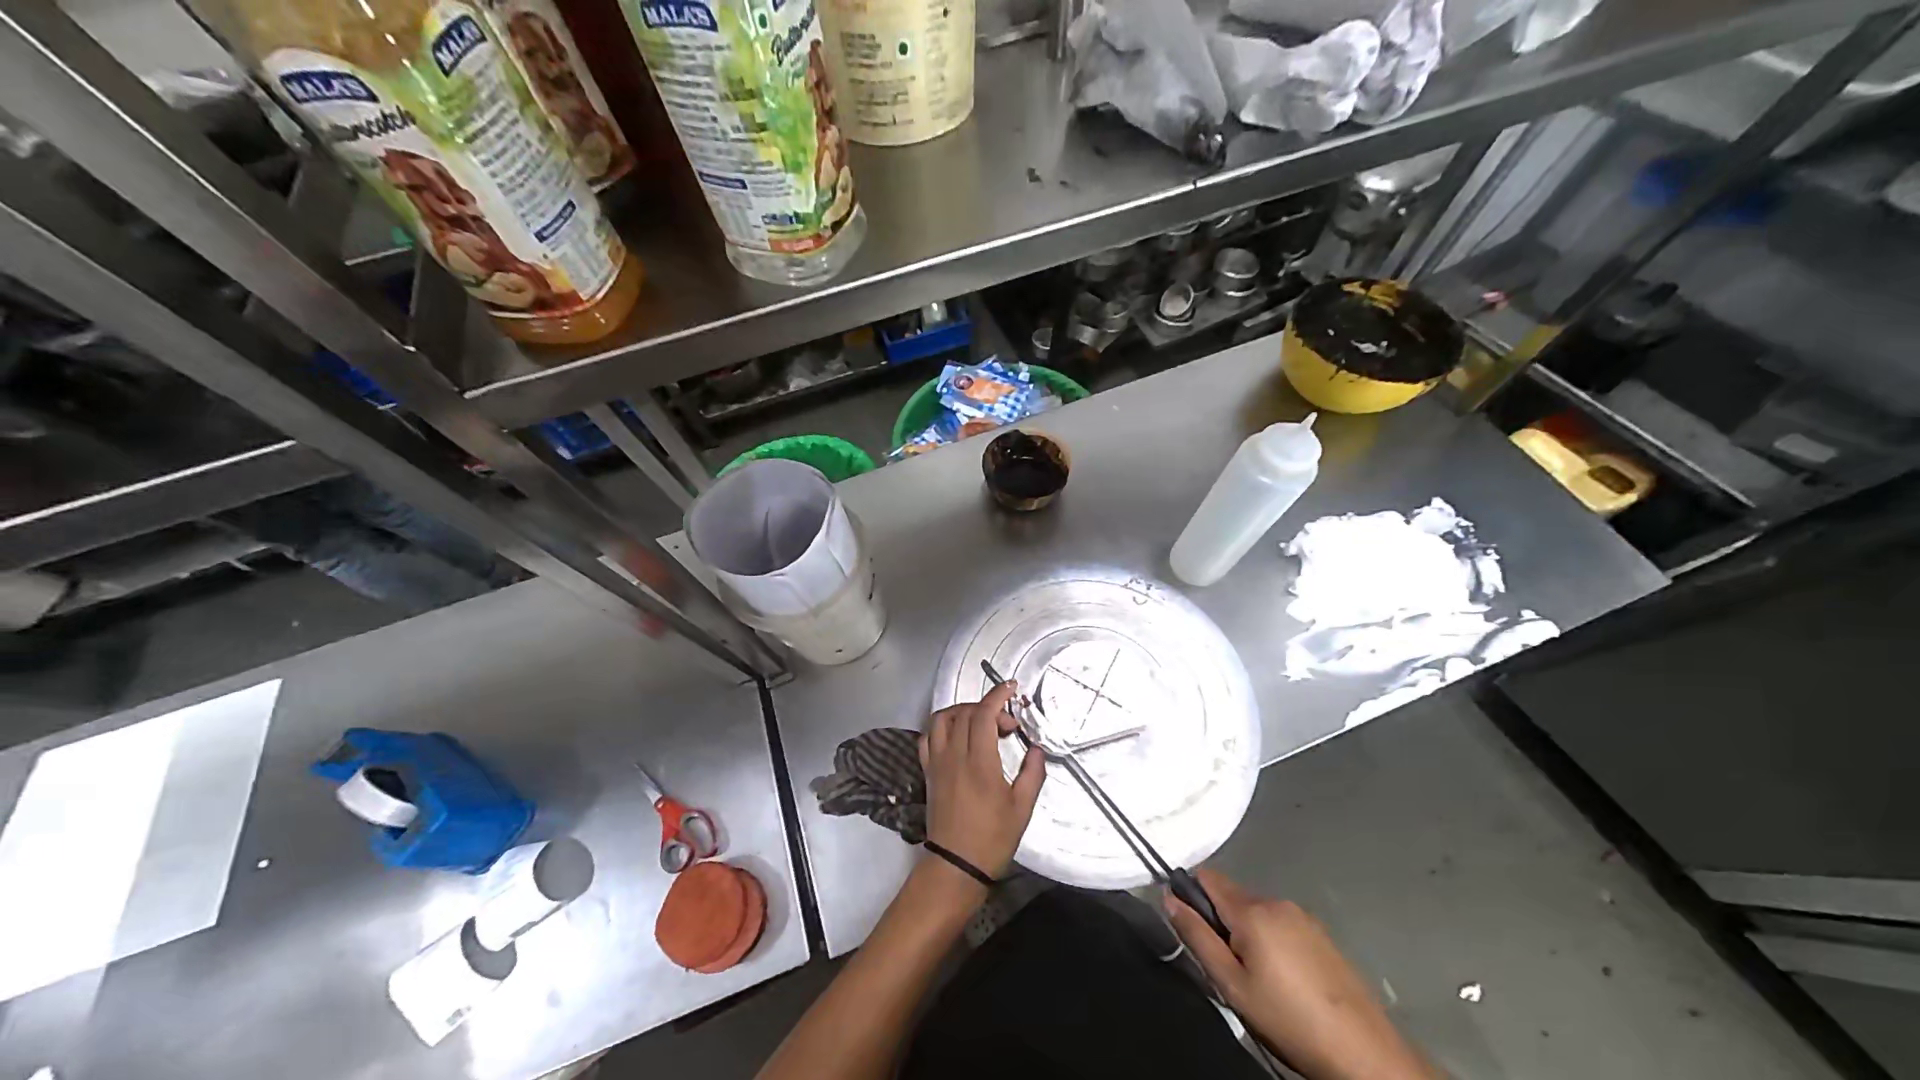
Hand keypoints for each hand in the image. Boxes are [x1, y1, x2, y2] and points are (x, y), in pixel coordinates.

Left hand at [918, 681, 1045, 878]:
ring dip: (962, 711)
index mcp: (980, 762)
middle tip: (1007, 723)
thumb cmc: (992, 838)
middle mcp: (955, 756)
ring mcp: (937, 763)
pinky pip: (928, 737)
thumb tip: (1037, 749)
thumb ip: (1032, 773)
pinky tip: (956, 736)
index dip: (998, 696)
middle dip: (988, 706)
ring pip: (942, 719)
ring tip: (981, 722)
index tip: (1011, 689)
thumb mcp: (1022, 808)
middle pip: (965, 712)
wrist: (956, 865)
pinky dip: (942, 727)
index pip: (984, 714)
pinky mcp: (928, 772)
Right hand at [1165, 867, 1439, 1079]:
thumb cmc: (1288, 1019)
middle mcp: (1278, 902)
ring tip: (1257, 979)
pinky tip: (1284, 980)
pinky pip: (1281, 924)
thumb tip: (1169, 899)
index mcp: (1253, 910)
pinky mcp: (1323, 935)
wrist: (1364, 1054)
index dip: (1190, 895)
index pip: (1207, 877)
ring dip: (1246, 933)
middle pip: (1232, 896)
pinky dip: (1271, 941)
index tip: (1189, 927)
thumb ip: (1197, 937)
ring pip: (1256, 911)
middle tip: (1226, 967)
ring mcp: (1304, 917)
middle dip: (1220, 922)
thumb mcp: (1231, 985)